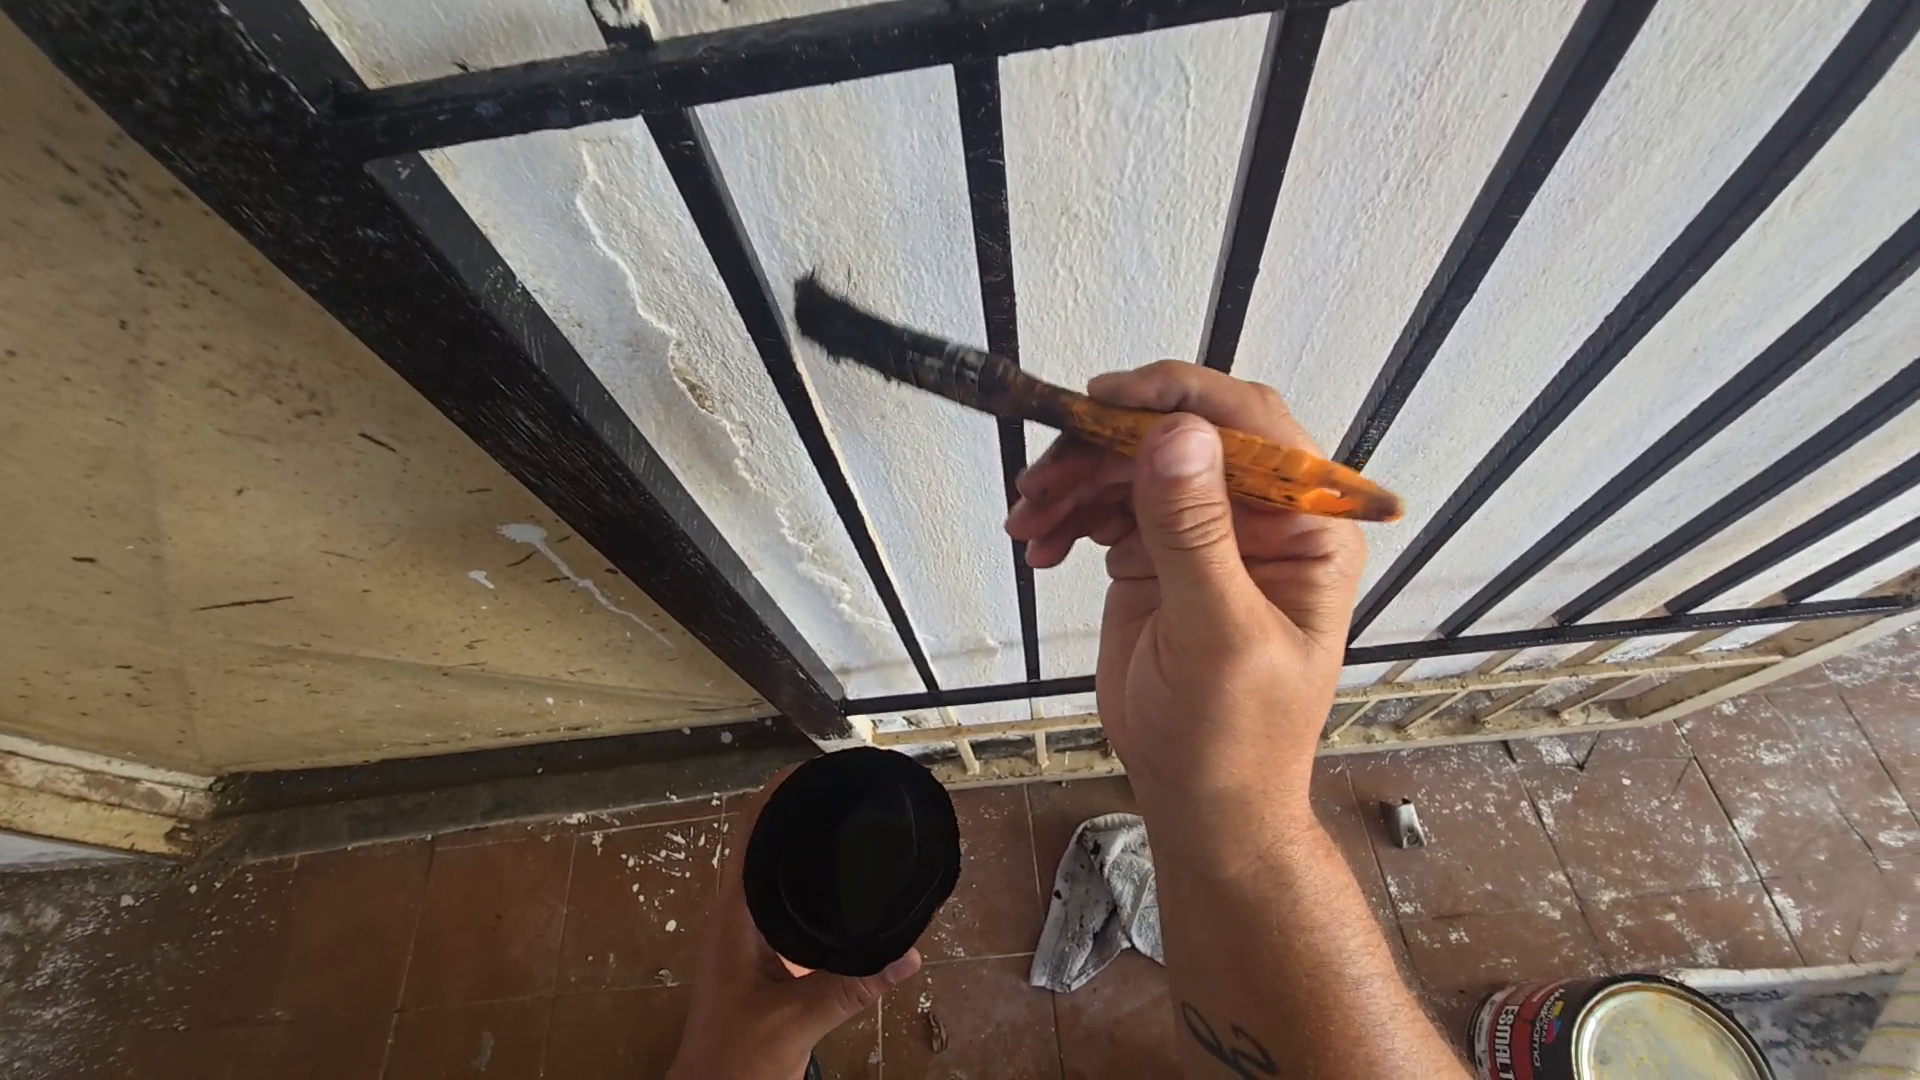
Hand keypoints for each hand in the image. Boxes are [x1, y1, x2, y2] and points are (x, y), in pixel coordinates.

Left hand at [669, 768, 921, 1079]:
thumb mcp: (793, 1023)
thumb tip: (912, 954)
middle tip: (846, 788)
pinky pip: (787, 899)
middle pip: (762, 841)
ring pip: (774, 869)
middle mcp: (737, 914)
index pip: (749, 833)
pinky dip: (812, 878)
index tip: (815, 769)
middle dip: (798, 809)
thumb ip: (849, 987)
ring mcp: (748, 934)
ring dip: (803, 841)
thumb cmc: (734, 1062)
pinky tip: (846, 878)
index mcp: (733, 915)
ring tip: (848, 817)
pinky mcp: (763, 955)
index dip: (776, 794)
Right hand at [1005, 362, 1365, 847]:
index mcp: (1303, 524)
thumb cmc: (1233, 732)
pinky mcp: (1153, 553)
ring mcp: (1200, 532)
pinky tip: (1040, 547)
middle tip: (1042, 481)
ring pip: (1129, 468)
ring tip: (1027, 520)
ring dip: (1071, 483)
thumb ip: (1196, 535)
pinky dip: (1065, 516)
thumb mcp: (1219, 635)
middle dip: (1102, 450)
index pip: (1249, 425)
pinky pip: (1104, 507)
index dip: (1177, 396)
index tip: (1104, 399)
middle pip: (1174, 438)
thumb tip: (1176, 435)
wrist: (1198, 790)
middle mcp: (1255, 515)